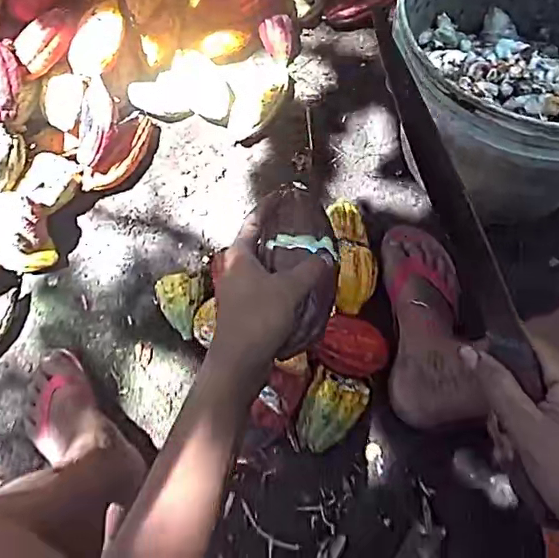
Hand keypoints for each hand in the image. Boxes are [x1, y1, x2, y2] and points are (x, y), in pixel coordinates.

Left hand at [208, 217, 329, 369]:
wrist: (238, 363)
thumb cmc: (258, 318)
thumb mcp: (289, 290)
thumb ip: (309, 271)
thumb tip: (325, 257)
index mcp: (238, 254)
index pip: (253, 221)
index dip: (267, 207)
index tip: (281, 195)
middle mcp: (233, 267)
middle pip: (256, 243)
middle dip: (276, 235)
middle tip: (300, 228)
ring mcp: (235, 288)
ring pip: (260, 267)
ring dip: (279, 262)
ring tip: (303, 256)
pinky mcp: (242, 308)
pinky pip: (263, 286)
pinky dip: (279, 282)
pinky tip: (297, 288)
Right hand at [466, 337, 558, 555]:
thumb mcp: (526, 430)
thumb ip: (496, 385)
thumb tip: (468, 350)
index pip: (522, 341)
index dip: (494, 353)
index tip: (477, 375)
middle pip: (525, 368)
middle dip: (504, 394)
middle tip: (500, 425)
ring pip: (532, 392)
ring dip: (515, 415)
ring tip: (513, 446)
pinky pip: (545, 410)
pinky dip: (530, 426)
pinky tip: (526, 452)